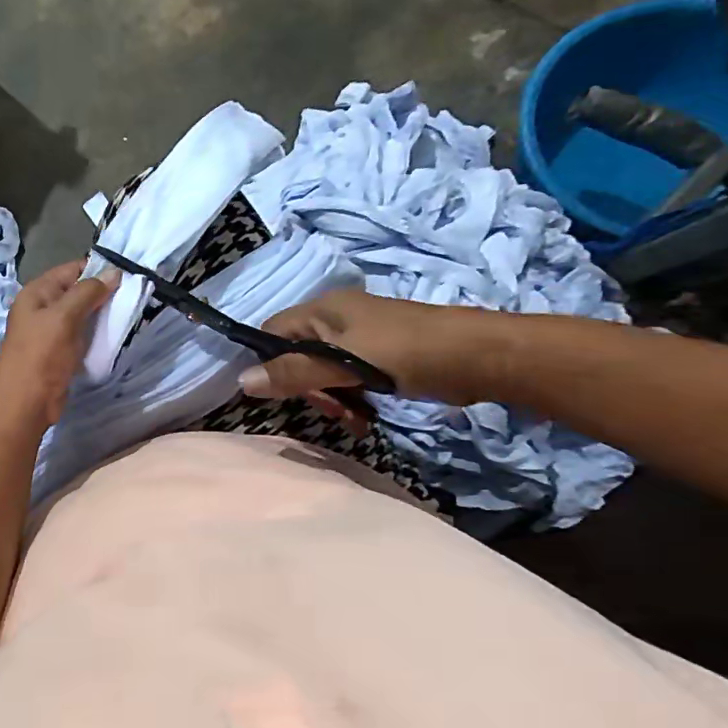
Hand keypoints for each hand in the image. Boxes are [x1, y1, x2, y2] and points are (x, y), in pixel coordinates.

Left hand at [0, 260, 118, 431]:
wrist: (26, 404)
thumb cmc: (42, 356)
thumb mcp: (64, 317)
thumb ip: (88, 292)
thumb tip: (114, 272)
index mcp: (36, 293)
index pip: (71, 269)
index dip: (97, 269)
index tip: (127, 275)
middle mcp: (42, 308)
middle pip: (77, 291)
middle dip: (103, 293)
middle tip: (134, 295)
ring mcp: (50, 331)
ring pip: (81, 314)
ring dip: (102, 315)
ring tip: (129, 312)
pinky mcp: (59, 352)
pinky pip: (81, 335)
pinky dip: (96, 334)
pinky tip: (115, 334)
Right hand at [239, 288, 506, 411]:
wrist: (485, 357)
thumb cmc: (409, 353)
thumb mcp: (345, 364)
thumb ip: (293, 373)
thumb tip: (242, 381)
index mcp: (323, 309)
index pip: (271, 332)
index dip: (267, 362)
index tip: (282, 393)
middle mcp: (336, 319)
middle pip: (295, 355)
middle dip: (306, 387)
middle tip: (331, 409)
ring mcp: (359, 337)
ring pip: (321, 371)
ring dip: (330, 398)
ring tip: (353, 418)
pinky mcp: (380, 356)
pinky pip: (347, 378)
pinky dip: (350, 399)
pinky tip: (364, 417)